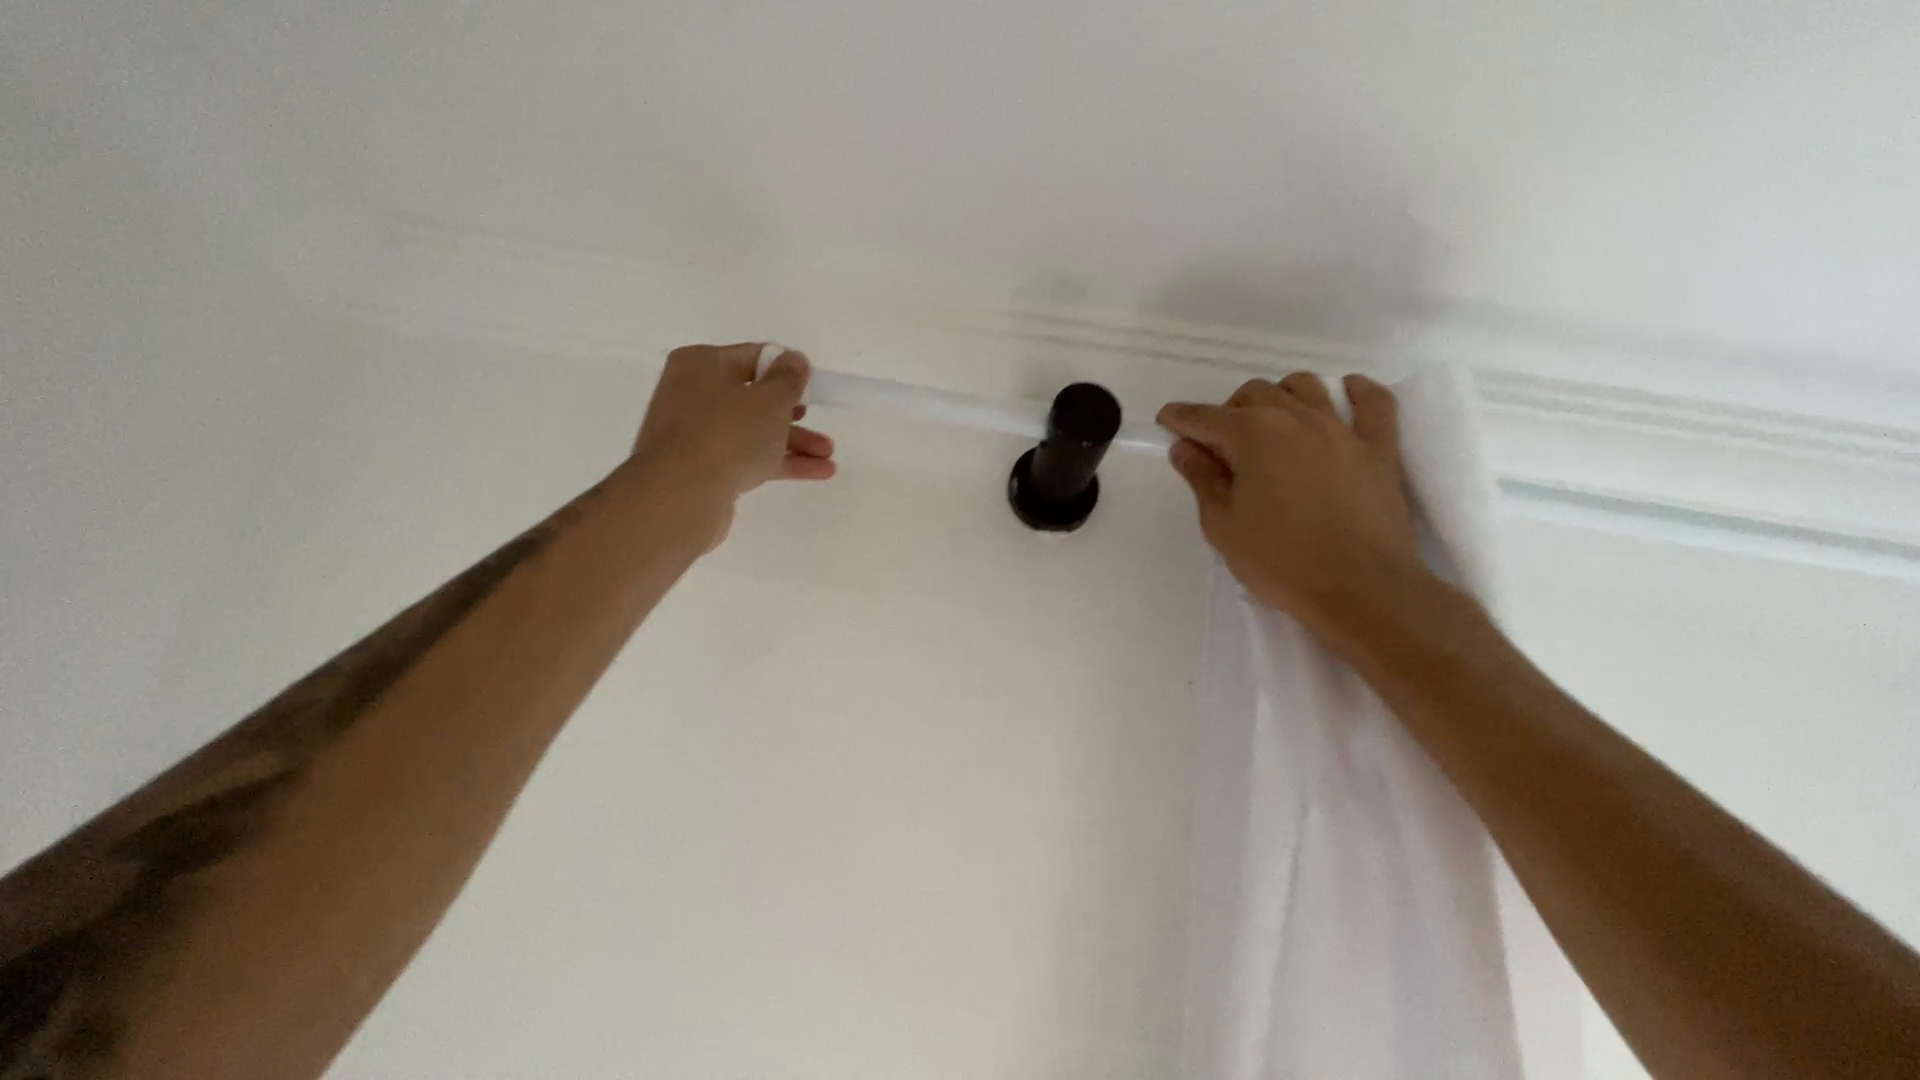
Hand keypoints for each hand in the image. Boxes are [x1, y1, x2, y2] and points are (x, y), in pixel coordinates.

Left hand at [629, 342, 835, 545]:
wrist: (681, 495)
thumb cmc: (728, 434)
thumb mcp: (769, 399)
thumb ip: (788, 378)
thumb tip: (793, 360)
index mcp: (701, 364)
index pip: (753, 357)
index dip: (786, 370)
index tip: (811, 387)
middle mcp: (692, 394)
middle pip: (752, 397)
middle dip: (792, 413)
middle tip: (818, 422)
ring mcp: (694, 434)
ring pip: (752, 431)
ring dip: (792, 441)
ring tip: (827, 457)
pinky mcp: (700, 468)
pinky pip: (745, 457)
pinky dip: (777, 462)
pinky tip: (814, 472)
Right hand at [1157, 372, 1425, 651]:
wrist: (1361, 590)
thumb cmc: (1280, 561)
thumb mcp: (1223, 526)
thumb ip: (1202, 480)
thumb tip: (1186, 448)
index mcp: (1252, 435)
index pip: (1206, 417)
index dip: (1181, 418)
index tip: (1168, 421)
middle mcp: (1296, 418)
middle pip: (1255, 394)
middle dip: (1229, 410)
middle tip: (1220, 445)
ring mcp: (1342, 430)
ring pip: (1306, 387)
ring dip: (1280, 396)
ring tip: (1272, 422)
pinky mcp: (1380, 448)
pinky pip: (1374, 402)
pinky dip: (1359, 391)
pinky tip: (1348, 391)